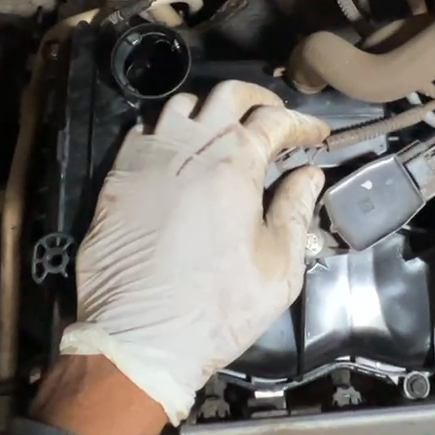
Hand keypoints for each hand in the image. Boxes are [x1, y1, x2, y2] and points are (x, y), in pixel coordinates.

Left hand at [58, 81, 329, 423]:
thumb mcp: (279, 266)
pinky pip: (145, 132)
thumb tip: (309, 174)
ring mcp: (148, 156)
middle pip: (228, 94)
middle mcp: (190, 145)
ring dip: (211, 112)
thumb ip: (296, 209)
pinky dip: (170, 133)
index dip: (303, 124)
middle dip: (258, 100)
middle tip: (274, 120)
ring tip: (225, 134)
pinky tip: (179, 156)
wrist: (138, 340)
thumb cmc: (218, 306)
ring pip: (183, 105)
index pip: (276, 121)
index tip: (317, 136)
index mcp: (235, 162)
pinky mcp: (117, 176)